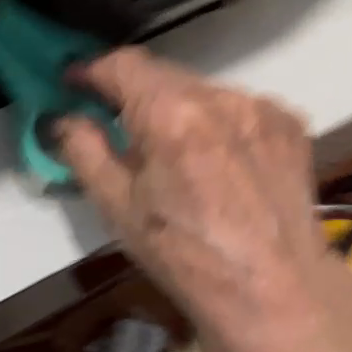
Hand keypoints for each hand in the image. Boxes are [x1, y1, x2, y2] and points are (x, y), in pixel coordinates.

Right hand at [54, 49, 339, 330]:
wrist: (271, 286)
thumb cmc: (180, 252)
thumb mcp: (114, 204)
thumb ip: (83, 150)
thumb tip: (63, 119)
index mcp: (173, 116)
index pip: (124, 65)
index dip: (90, 69)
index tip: (69, 82)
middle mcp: (223, 98)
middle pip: (162, 74)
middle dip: (127, 89)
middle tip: (101, 115)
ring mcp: (262, 108)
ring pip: (198, 90)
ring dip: (168, 106)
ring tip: (154, 144)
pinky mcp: (288, 124)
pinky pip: (233, 107)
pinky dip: (206, 120)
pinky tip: (201, 157)